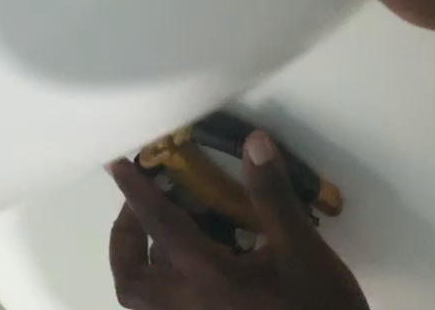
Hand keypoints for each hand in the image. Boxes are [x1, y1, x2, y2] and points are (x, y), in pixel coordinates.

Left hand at [105, 130, 367, 309]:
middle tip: (146, 203)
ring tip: (174, 226)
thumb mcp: (301, 248)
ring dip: (145, 261)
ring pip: (145, 302)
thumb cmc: (317, 307)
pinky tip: (204, 260)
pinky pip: (169, 309)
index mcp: (205, 280)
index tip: (116, 165)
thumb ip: (272, 194)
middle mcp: (186, 309)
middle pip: (131, 279)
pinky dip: (168, 281)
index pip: (159, 226)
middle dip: (126, 237)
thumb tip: (254, 141)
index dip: (137, 192)